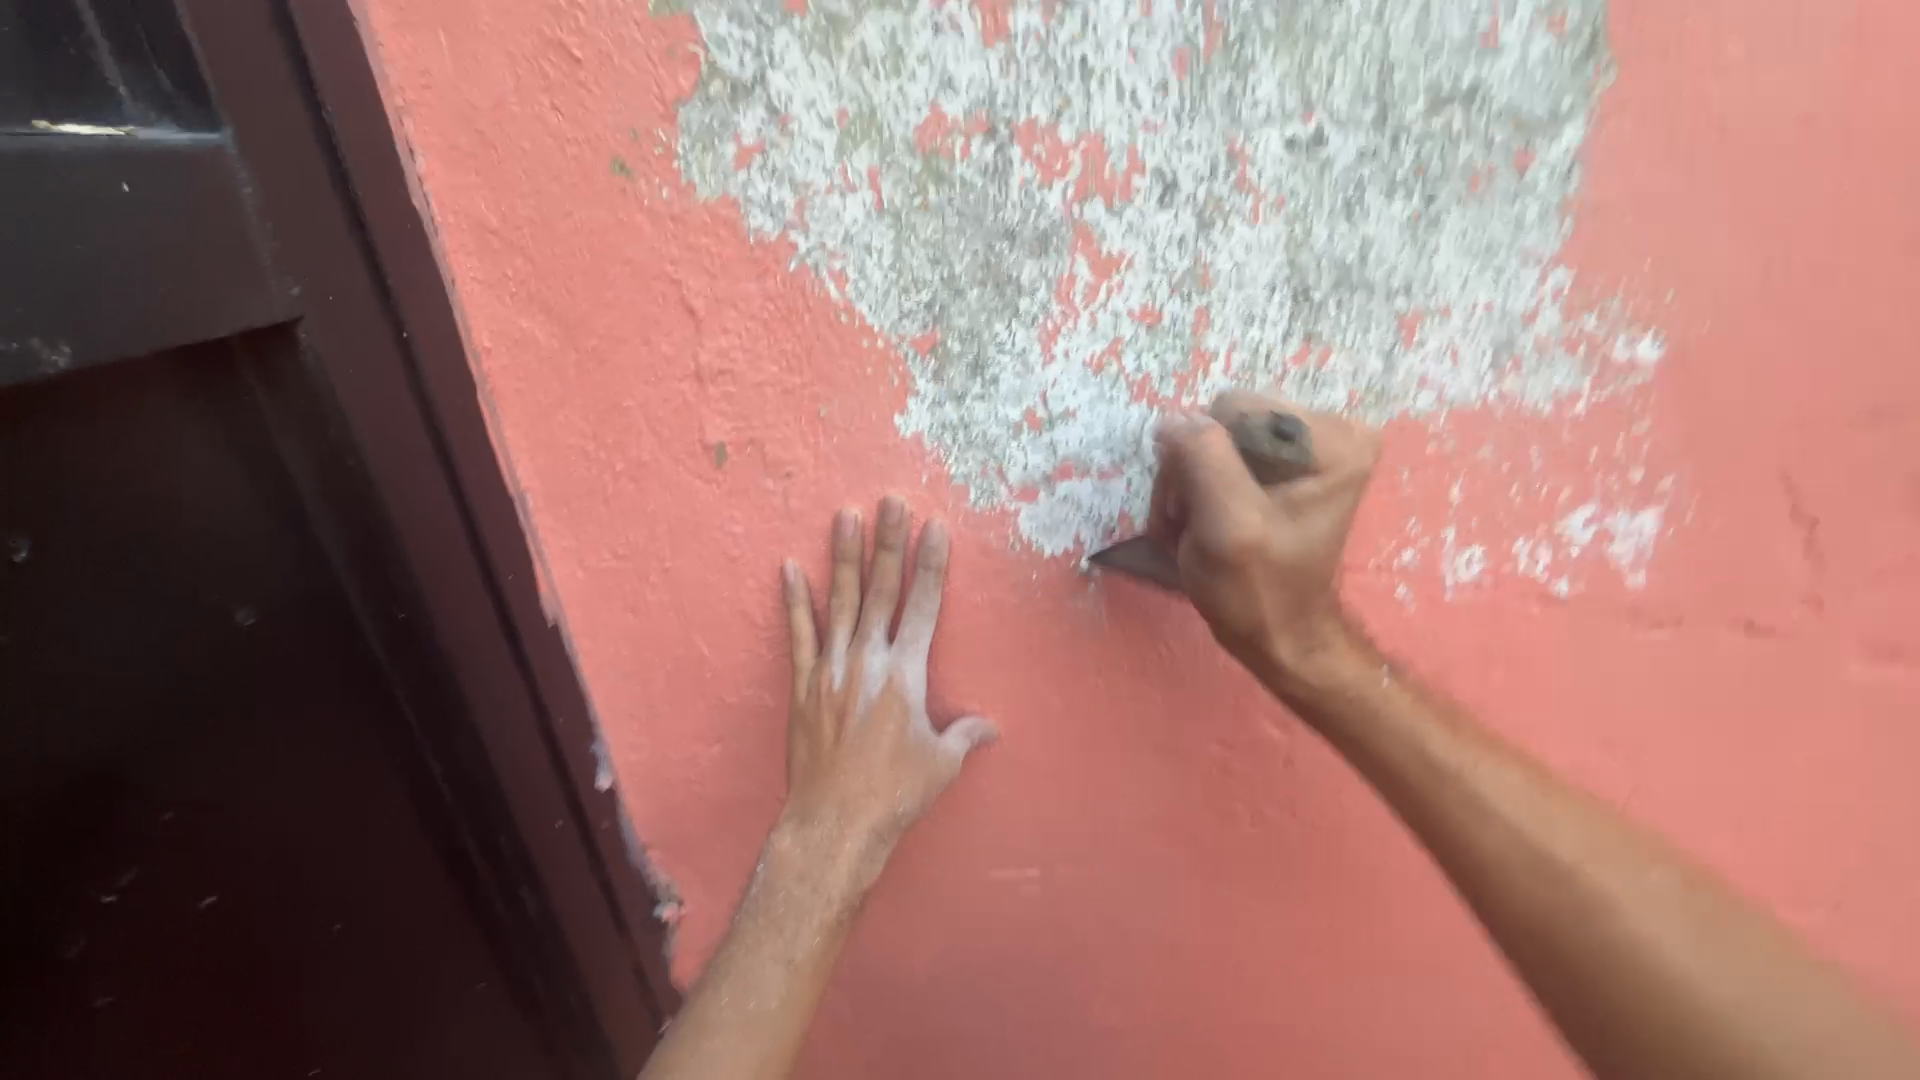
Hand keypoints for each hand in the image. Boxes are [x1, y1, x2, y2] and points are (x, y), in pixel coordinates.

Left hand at [777, 497, 996, 898]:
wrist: (834, 823)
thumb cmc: (894, 794)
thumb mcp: (941, 764)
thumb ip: (964, 735)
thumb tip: (988, 727)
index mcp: (907, 674)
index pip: (925, 605)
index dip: (931, 564)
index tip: (935, 528)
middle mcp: (869, 661)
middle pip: (882, 590)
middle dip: (889, 542)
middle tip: (891, 501)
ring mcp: (832, 669)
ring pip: (840, 601)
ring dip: (844, 555)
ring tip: (846, 514)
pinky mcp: (804, 685)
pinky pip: (799, 635)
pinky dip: (793, 601)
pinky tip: (789, 568)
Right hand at [1147, 390, 1379, 682]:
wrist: (1275, 635)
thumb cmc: (1258, 590)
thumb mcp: (1229, 525)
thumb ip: (1204, 461)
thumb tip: (1174, 418)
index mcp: (1335, 439)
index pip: (1234, 408)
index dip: (1203, 455)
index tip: (1200, 509)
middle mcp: (1327, 431)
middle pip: (1222, 422)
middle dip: (1191, 473)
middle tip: (1189, 522)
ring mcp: (1302, 448)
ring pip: (1210, 440)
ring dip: (1186, 486)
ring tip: (1191, 529)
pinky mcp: (1281, 465)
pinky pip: (1215, 456)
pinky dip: (1194, 492)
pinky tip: (1197, 525)